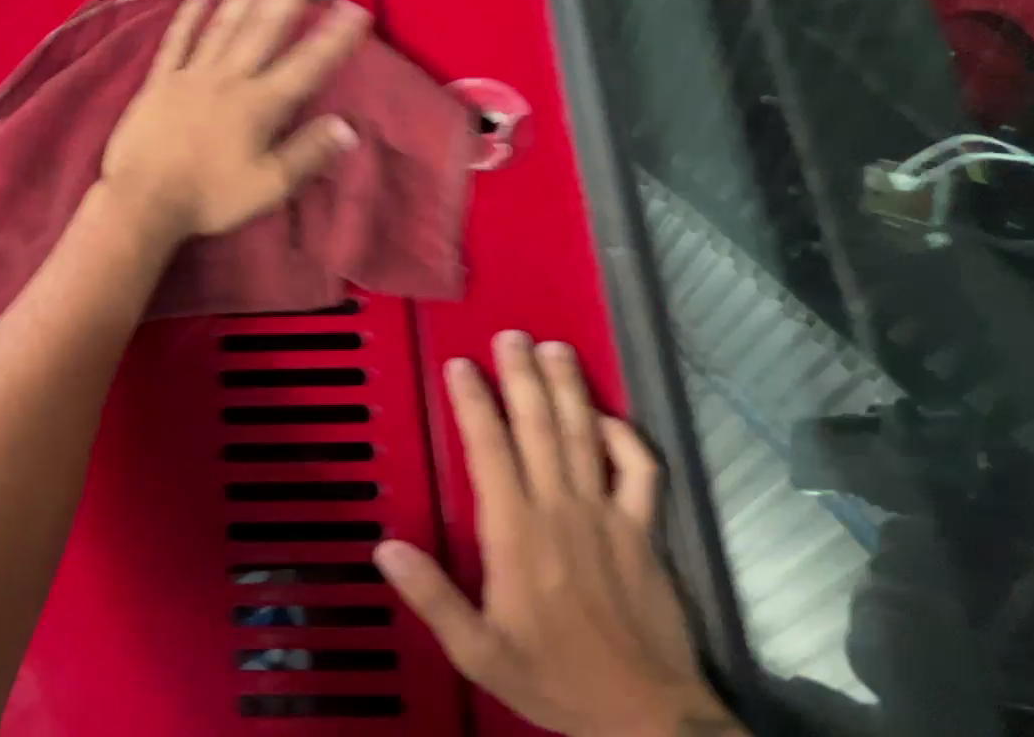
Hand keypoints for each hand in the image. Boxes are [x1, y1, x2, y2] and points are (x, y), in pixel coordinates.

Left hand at [99, 0, 369, 240]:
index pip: (306, 65)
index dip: (332, 38)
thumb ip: (307, 153)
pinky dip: (187, 20)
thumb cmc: (210, 197)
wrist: (144, 199)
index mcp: (260, 105)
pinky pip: (176, 44)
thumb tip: (347, 126)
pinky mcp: (159, 83)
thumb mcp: (268, 185)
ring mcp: (191, 76)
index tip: (354, 9)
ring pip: (223, 26)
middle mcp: (229, 80)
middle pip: (264, 29)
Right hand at [375, 333, 743, 736]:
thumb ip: (433, 597)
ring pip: (585, 436)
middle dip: (522, 376)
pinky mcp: (645, 531)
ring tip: (555, 349)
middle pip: (539, 427)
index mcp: (517, 533)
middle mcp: (561, 510)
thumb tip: (384, 547)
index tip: (460, 365)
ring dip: (568, 389)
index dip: (474, 402)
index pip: (490, 450)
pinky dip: (626, 437)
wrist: (649, 718)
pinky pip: (641, 471)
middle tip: (511, 335)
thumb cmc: (555, 679)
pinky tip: (607, 417)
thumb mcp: (479, 653)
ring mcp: (609, 516)